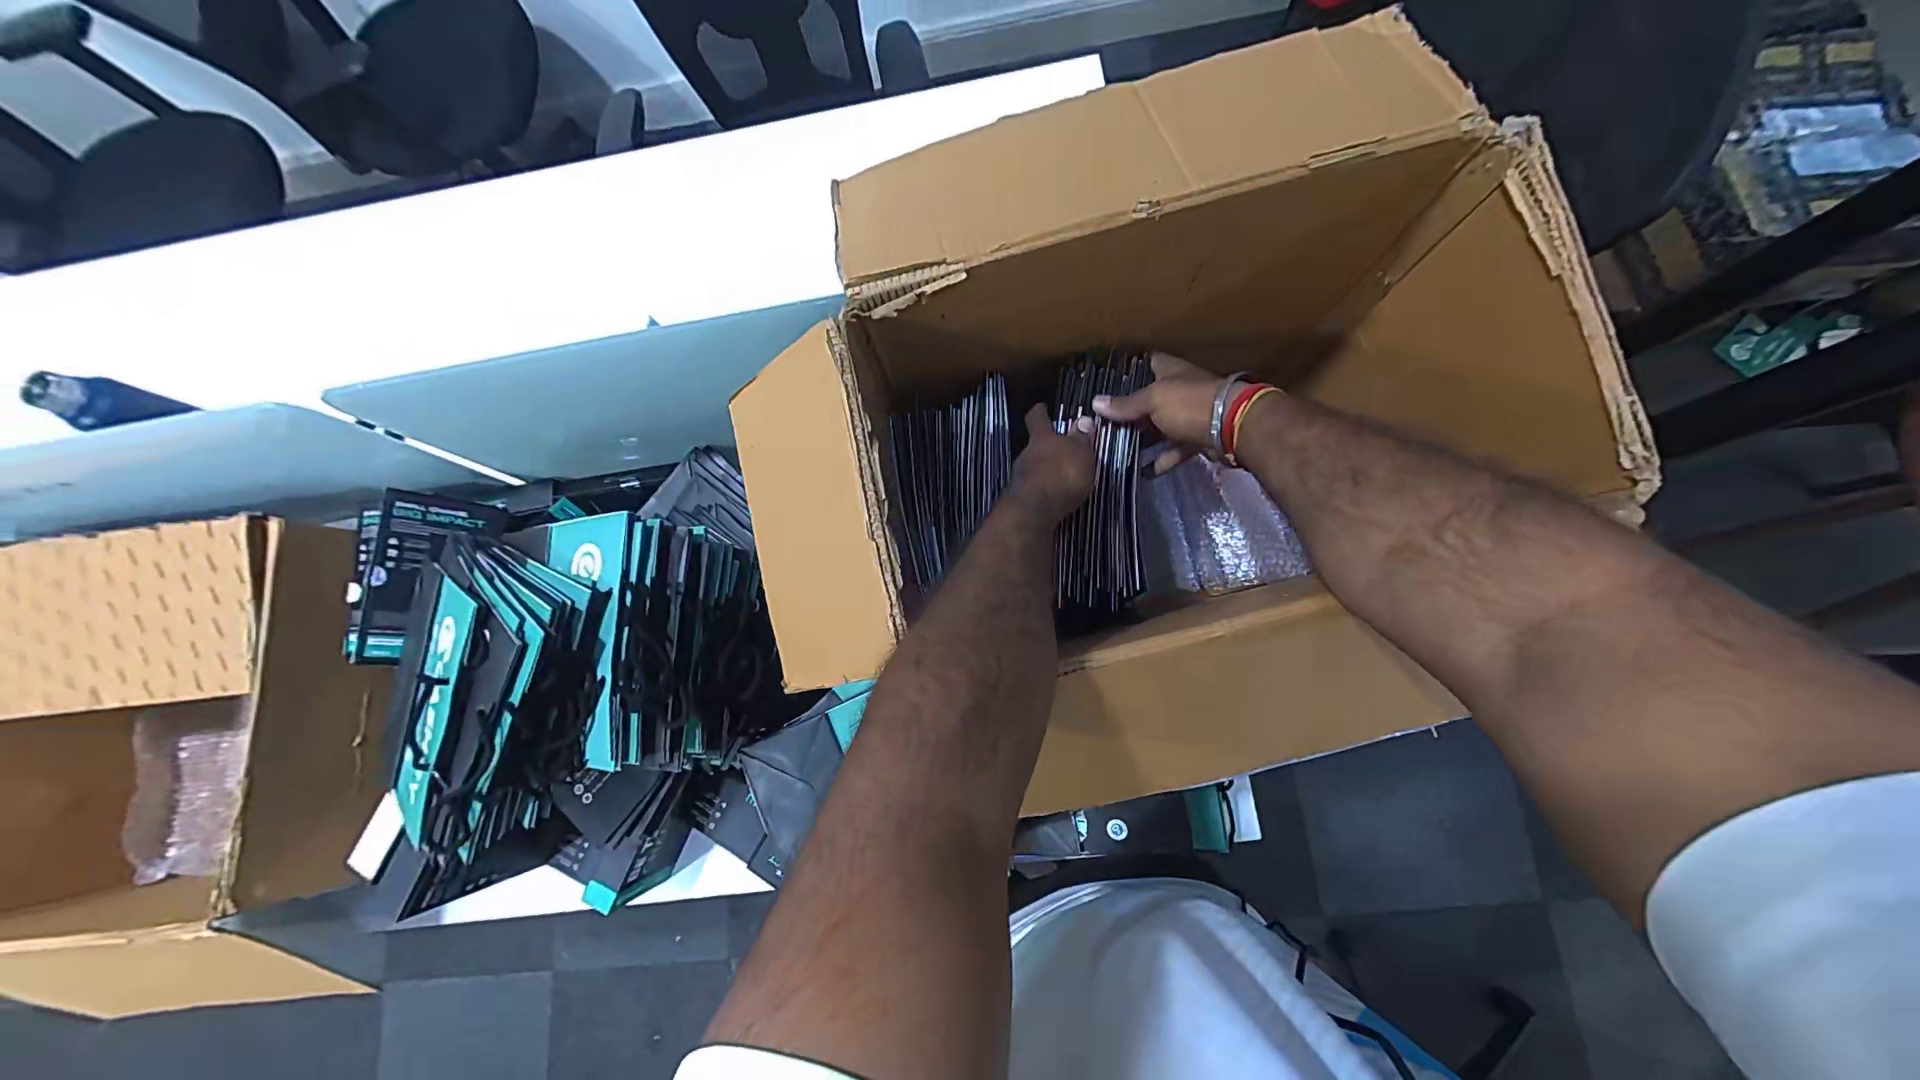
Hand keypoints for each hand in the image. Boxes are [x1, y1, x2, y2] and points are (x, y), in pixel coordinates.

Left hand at [1007, 403, 1094, 521]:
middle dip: (1046, 448)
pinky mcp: (1019, 498)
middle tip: (1062, 453)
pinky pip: (1033, 488)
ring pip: (1033, 468)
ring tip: (1062, 479)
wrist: (1034, 511)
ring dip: (1045, 471)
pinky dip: (1043, 490)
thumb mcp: (1081, 454)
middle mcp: (1026, 454)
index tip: (1042, 407)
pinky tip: (1054, 498)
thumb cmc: (1061, 475)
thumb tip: (1083, 420)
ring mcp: (1019, 477)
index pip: (1037, 418)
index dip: (1040, 412)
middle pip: (1035, 446)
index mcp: (1042, 439)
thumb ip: (1081, 439)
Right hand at [1091, 352, 1227, 474]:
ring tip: (1118, 449)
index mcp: (1171, 372)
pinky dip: (1161, 461)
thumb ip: (1125, 405)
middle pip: (1151, 399)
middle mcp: (1180, 390)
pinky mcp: (1197, 439)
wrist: (1232, 427)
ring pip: (1161, 427)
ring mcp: (1190, 415)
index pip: (1149, 363)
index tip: (1109, 383)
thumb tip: (1095, 402)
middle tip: (1104, 424)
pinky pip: (1174, 450)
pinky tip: (1143, 472)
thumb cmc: (1189, 404)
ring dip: (1144, 438)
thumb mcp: (1152, 400)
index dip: (1131, 371)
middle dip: (1130, 411)